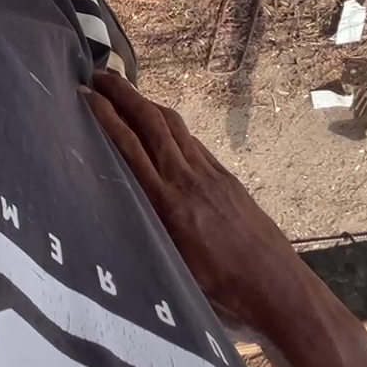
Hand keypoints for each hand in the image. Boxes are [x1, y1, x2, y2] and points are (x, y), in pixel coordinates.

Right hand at [80, 71, 314, 332]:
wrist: (282, 294)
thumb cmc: (221, 291)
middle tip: (98, 72)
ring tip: (123, 89)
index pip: (128, 145)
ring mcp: (209, 174)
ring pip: (172, 125)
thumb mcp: (170, 265)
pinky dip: (168, 123)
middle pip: (150, 122)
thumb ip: (141, 228)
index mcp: (167, 203)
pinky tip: (159, 123)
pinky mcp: (225, 177)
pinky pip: (191, 140)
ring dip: (144, 101)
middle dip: (122, 92)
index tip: (83, 92)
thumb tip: (109, 206)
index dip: (104, 114)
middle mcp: (186, 179)